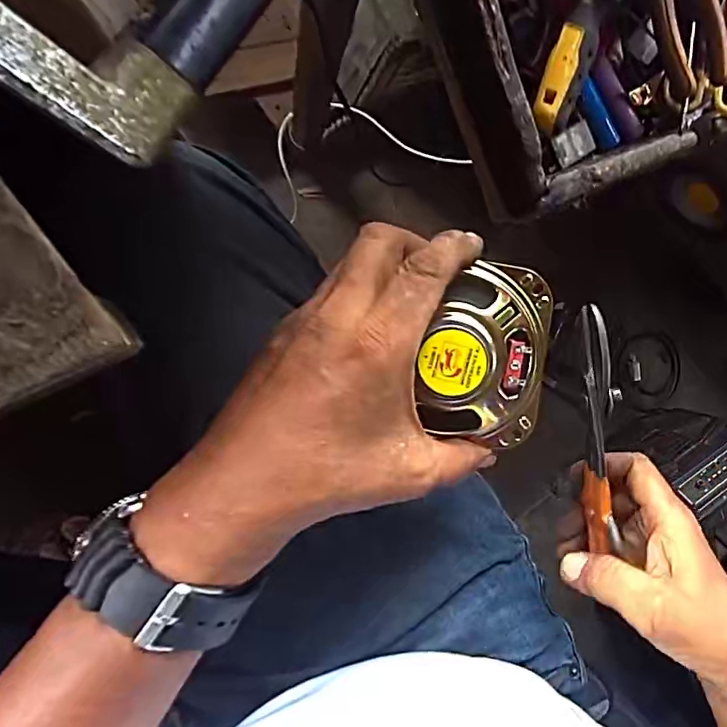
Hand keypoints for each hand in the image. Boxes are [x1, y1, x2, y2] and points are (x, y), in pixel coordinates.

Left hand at [132, 224, 492, 585]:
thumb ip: (460, 458)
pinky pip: (332, 286)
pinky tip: (375, 329)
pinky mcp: (284, 331)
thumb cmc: (328, 476)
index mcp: (377, 344)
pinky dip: (362, 286)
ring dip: (387, 260)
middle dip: (417, 240)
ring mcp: (305, 319)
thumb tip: (487, 449)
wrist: (239, 487)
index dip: (452, 248)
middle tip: (443, 267)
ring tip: (413, 294)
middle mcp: (340, 317)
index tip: (473, 246)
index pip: (420, 271)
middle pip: (378, 241)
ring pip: (350, 259)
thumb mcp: (410, 473)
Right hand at [557, 452, 726, 693]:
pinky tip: (589, 572)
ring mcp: (663, 547)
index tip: (578, 480)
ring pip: (620, 523)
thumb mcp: (648, 603)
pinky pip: (624, 549)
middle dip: (590, 506)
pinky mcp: (658, 568)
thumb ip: (604, 578)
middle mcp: (668, 527)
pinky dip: (603, 555)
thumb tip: (571, 562)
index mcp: (671, 520)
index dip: (605, 465)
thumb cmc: (709, 627)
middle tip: (567, 527)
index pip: (637, 468)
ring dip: (593, 533)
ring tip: (572, 553)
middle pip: (622, 495)